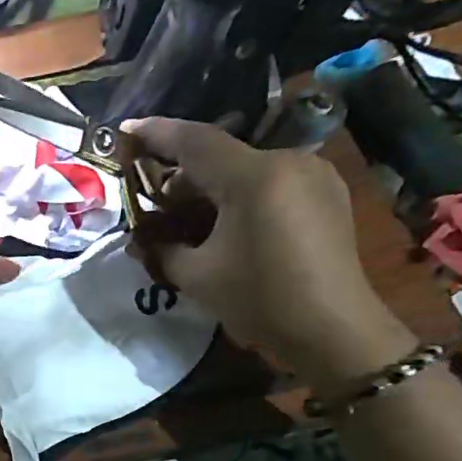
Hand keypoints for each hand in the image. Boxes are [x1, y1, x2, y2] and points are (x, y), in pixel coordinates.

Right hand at [125, 118, 417, 388]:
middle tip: (154, 204)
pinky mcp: (327, 194)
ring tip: (187, 220)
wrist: (334, 330)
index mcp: (254, 176)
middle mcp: (288, 161)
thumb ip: (164, 250)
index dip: (157, 134)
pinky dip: (241, 197)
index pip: (195, 142)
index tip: (127, 130)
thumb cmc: (261, 301)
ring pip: (247, 170)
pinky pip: (272, 184)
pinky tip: (227, 226)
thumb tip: (144, 240)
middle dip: (183, 177)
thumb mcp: (198, 277)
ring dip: (212, 189)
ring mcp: (314, 175)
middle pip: (222, 157)